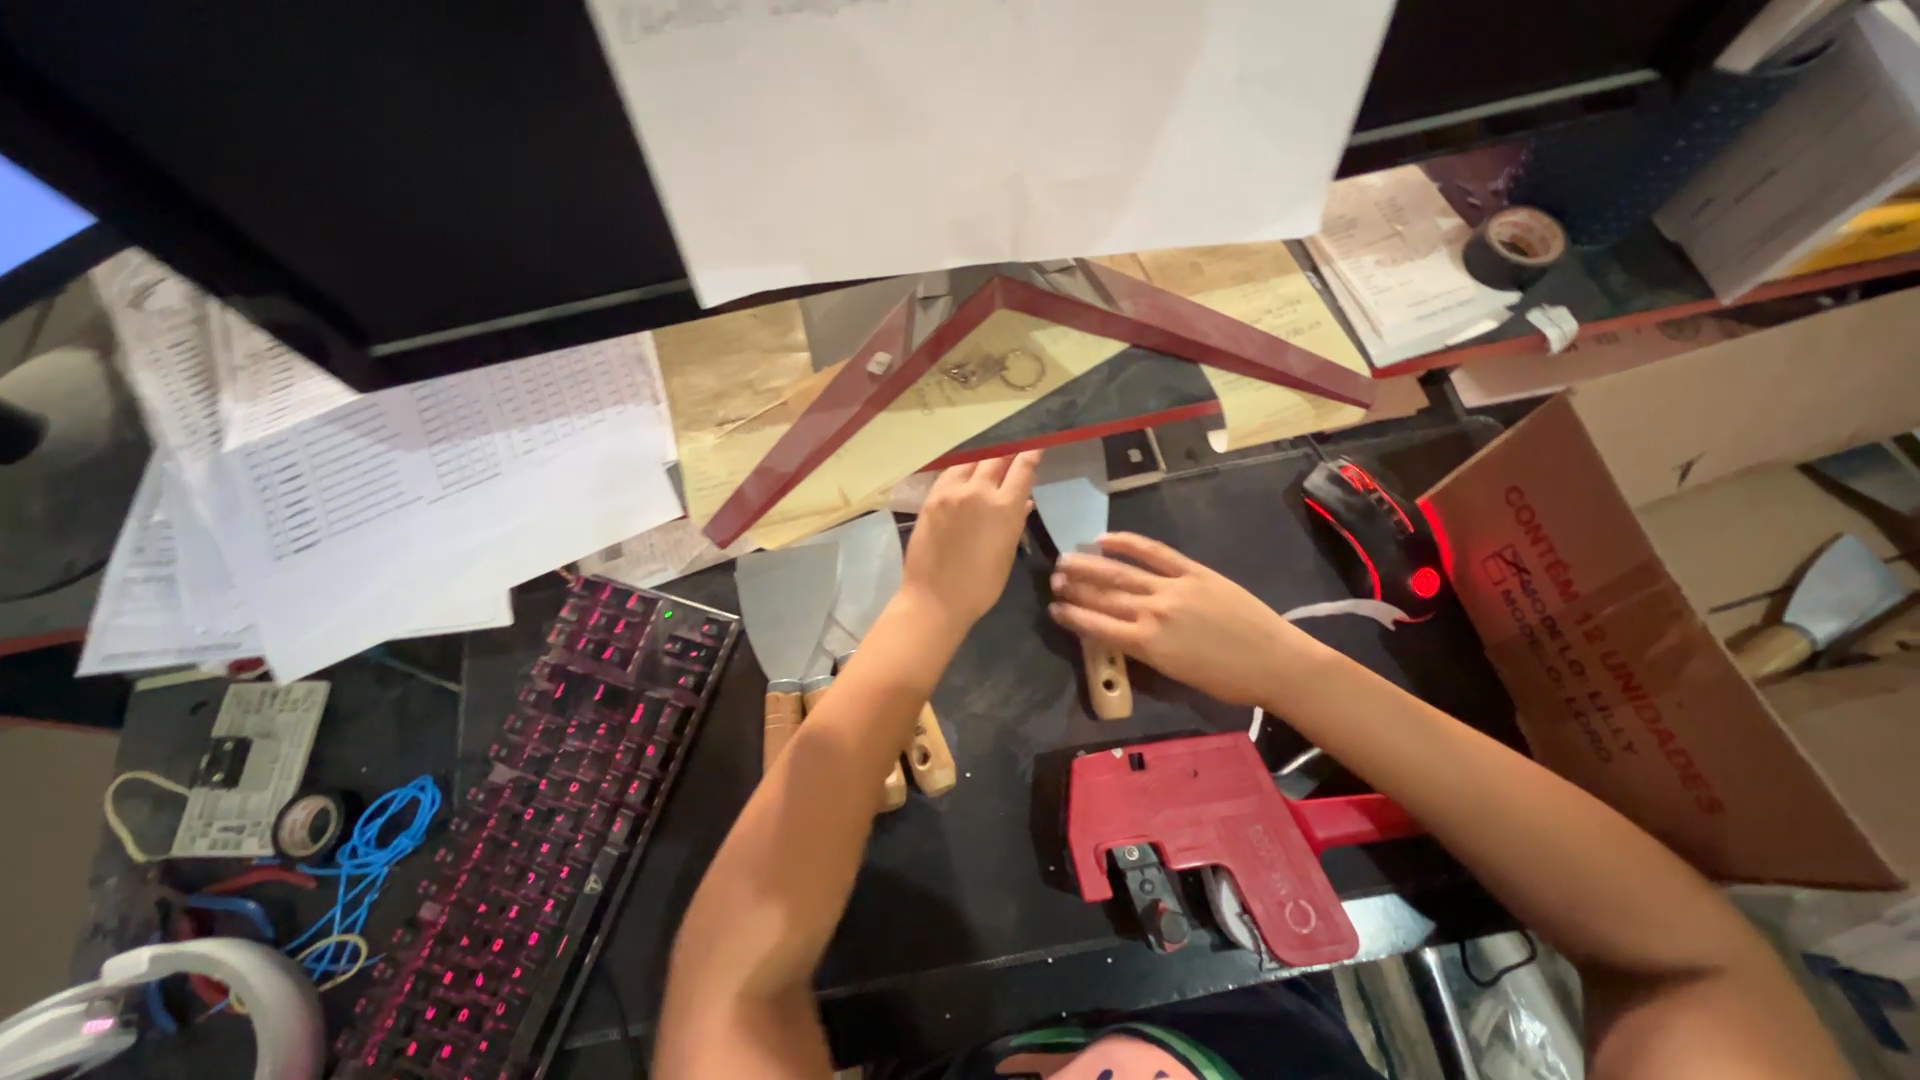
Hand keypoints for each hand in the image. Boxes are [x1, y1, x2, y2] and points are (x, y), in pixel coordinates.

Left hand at [900, 451, 1042, 629]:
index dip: (1030, 455)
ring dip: (982, 459)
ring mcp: (951, 492)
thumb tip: (1022, 501)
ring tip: (987, 460)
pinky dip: (961, 469)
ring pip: (971, 461)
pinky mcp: (931, 498)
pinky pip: (949, 473)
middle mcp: (979, 491)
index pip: (1022, 468)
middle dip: (1006, 453)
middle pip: (996, 459)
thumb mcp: (1007, 553)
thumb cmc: (981, 585)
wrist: (935, 598)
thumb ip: (1015, 521)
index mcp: (1005, 507)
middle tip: (1011, 452)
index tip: (1035, 448)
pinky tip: (964, 472)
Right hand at [1048, 532, 1327, 706]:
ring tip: (1067, 558)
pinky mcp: (1194, 572)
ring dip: (1090, 564)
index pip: (1097, 626)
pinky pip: (1155, 553)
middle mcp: (1153, 613)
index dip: (1071, 616)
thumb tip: (1120, 632)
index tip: (1053, 608)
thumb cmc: (1227, 681)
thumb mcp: (1176, 674)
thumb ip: (1145, 651)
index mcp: (1147, 645)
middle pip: (1104, 596)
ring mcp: (1173, 588)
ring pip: (1121, 572)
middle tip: (1053, 579)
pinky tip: (1105, 539)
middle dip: (1074, 587)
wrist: (1275, 662)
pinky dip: (1127, 543)